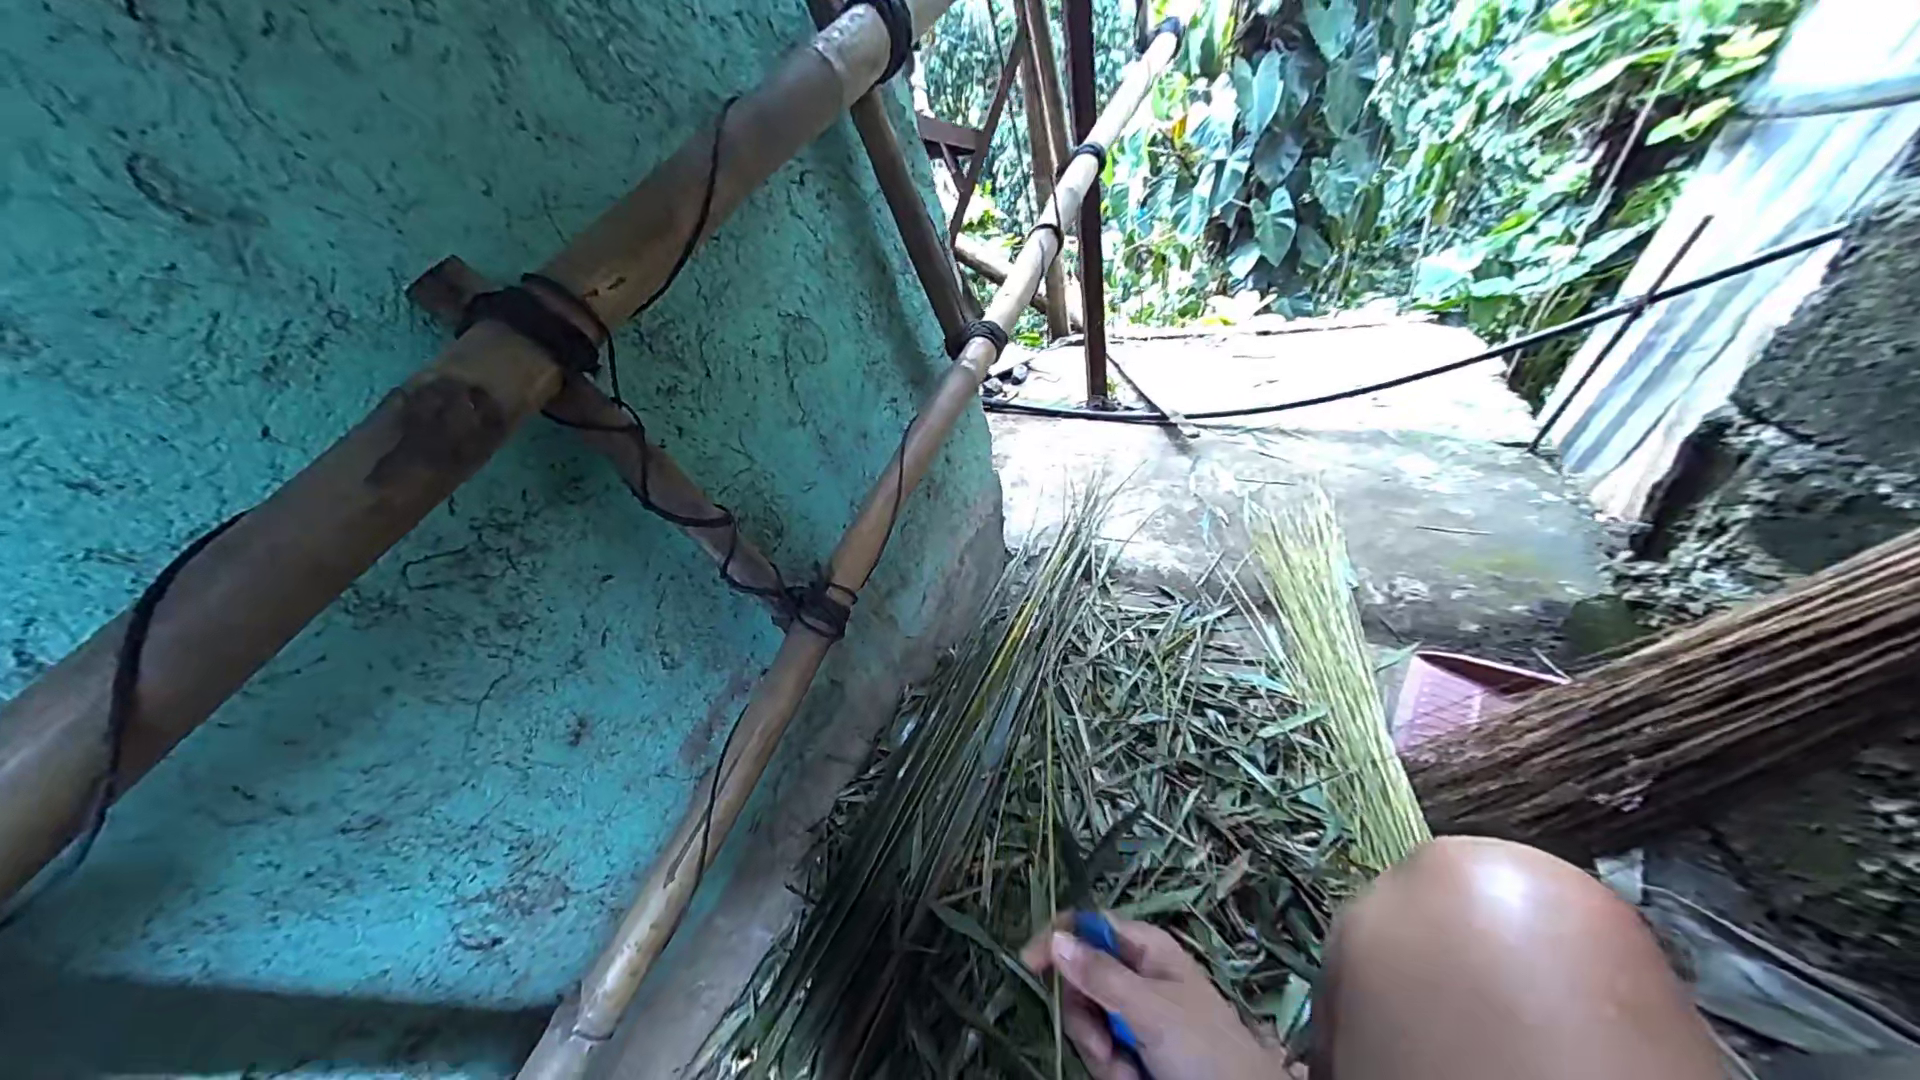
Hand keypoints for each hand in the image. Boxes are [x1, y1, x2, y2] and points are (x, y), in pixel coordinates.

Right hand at [1021, 913, 1287, 1079]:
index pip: (1087, 926)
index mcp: (1144, 947)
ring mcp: (1133, 1013)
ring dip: (1099, 1052)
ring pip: (1085, 1019)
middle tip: (1105, 1047)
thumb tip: (1055, 938)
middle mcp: (1134, 973)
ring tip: (1128, 1073)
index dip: (1056, 938)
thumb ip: (1101, 976)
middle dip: (1085, 1018)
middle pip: (1079, 977)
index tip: (1029, 965)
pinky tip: (1135, 1079)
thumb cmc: (1205, 1050)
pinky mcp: (1132, 1048)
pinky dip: (1112, 1070)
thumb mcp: (1151, 1011)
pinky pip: (1100, 1049)